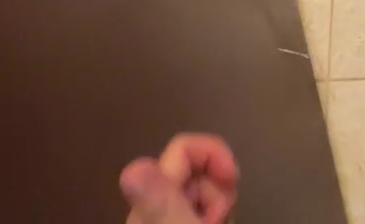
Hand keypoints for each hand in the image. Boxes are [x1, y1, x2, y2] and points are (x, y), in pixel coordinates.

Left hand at [119, 134, 238, 223]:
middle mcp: (151, 202)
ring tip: (221, 222)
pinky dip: (214, 214)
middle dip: (218, 185)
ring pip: (201, 189)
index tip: (233, 178)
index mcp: (149, 196)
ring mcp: (162, 216)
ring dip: (219, 202)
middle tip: (223, 215)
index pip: (183, 147)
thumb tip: (131, 170)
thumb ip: (159, 198)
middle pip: (195, 168)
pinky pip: (198, 207)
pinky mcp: (173, 221)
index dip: (214, 153)